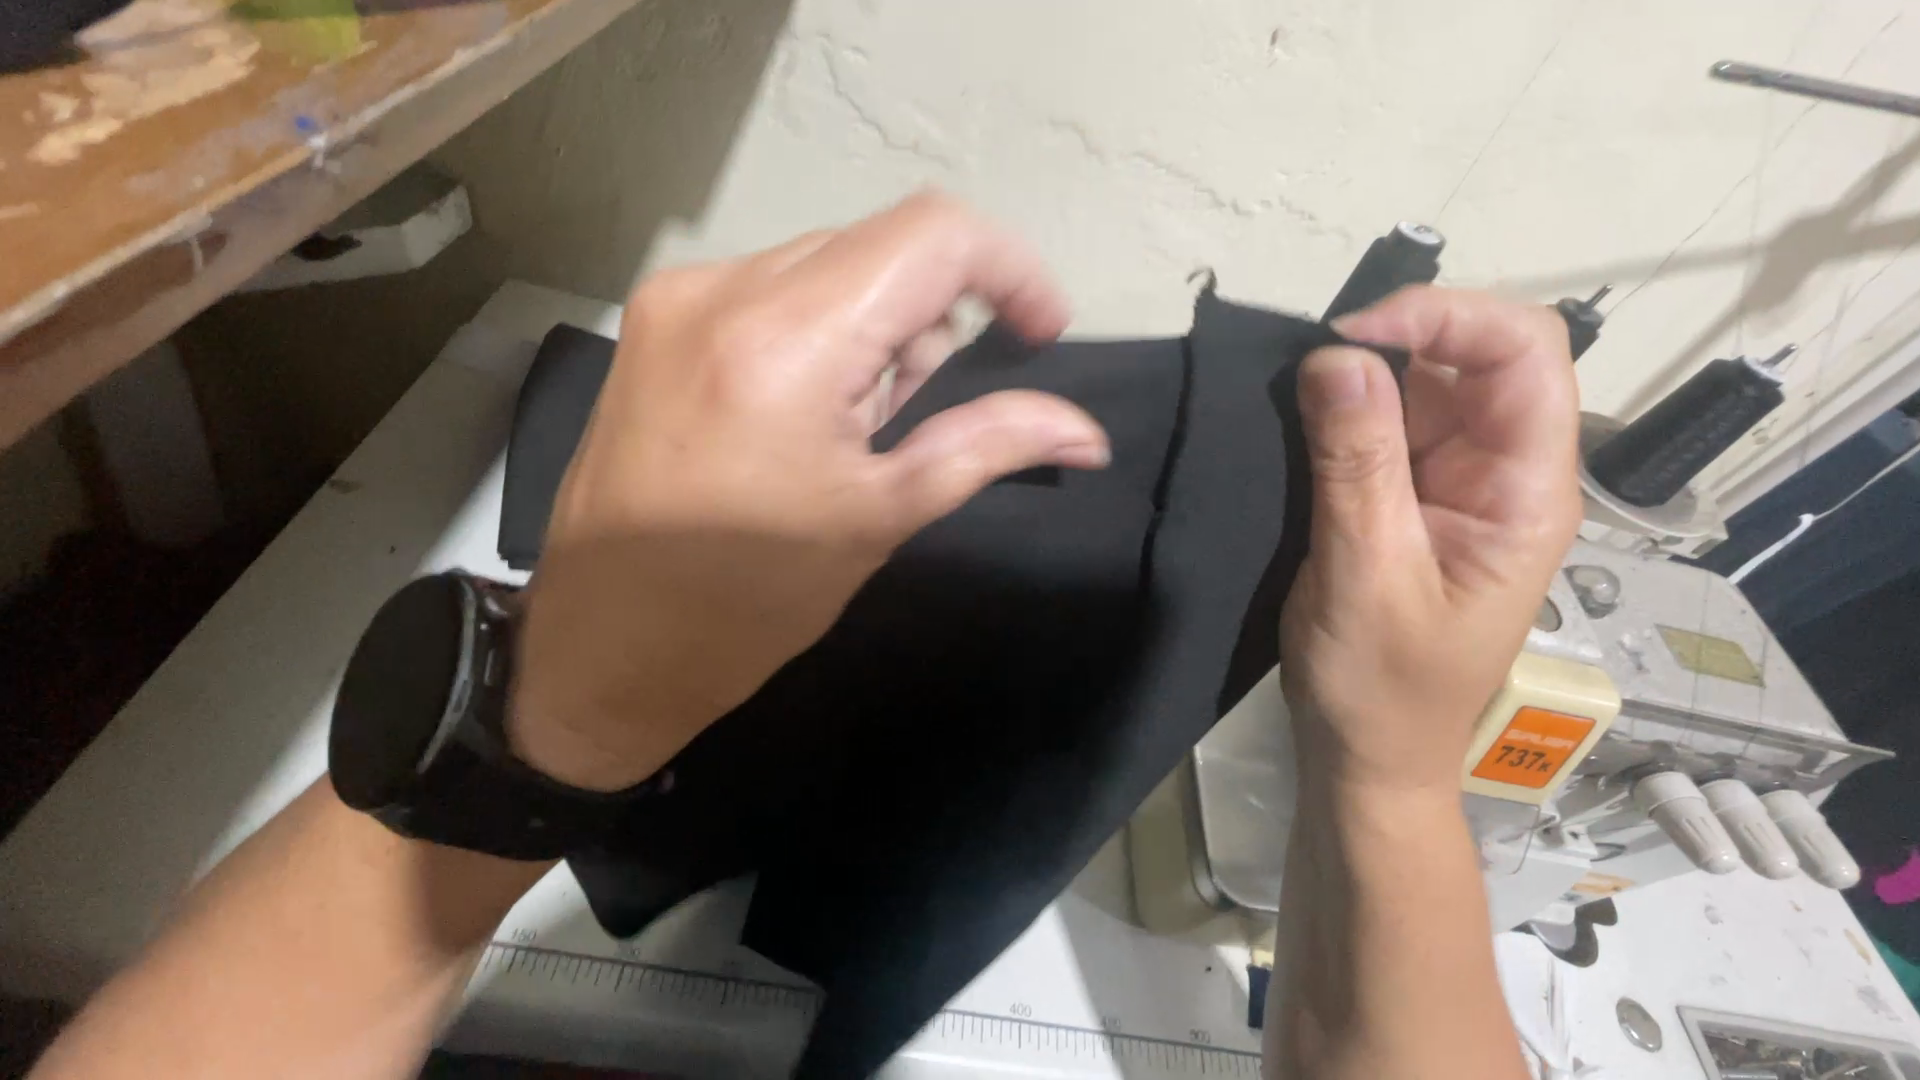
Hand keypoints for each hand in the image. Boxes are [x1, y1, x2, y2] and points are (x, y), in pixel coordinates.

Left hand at [509, 193, 1110, 790]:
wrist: (604, 646)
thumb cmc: (749, 601)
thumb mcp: (881, 518)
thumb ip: (987, 447)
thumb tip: (1086, 434)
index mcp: (789, 342)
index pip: (934, 235)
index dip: (1010, 269)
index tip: (1038, 332)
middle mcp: (726, 288)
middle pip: (881, 248)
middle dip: (931, 319)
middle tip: (910, 420)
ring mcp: (680, 296)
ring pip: (829, 265)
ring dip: (875, 328)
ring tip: (846, 429)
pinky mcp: (657, 319)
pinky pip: (775, 287)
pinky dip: (821, 330)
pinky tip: (799, 413)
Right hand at [1279, 286, 1581, 796]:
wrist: (1366, 754)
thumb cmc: (1382, 684)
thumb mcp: (1366, 573)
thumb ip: (1356, 464)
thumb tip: (1335, 356)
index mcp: (1526, 492)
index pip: (1523, 356)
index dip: (1447, 318)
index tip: (1348, 334)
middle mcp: (1499, 471)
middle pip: (1475, 358)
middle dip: (1397, 338)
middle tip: (1307, 361)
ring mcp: (1449, 483)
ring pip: (1421, 387)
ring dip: (1359, 375)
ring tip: (1291, 391)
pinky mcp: (1402, 498)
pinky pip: (1379, 428)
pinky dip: (1339, 410)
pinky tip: (1297, 419)